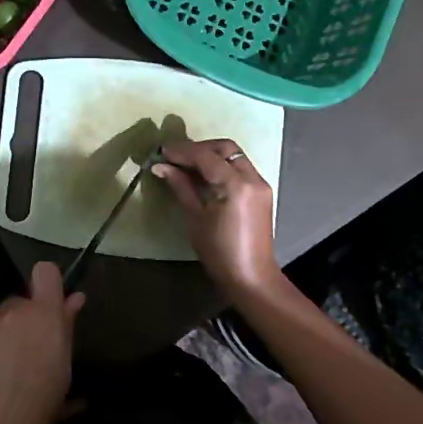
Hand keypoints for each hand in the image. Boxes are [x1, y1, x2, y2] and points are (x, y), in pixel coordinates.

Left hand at [0, 262, 84, 423]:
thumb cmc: (35, 414)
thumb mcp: (62, 375)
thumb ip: (66, 330)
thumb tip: (74, 300)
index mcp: (43, 319)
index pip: (45, 273)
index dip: (48, 285)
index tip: (51, 308)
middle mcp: (11, 314)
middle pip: (20, 304)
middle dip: (25, 322)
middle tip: (28, 357)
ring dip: (2, 337)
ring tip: (1, 374)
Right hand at [152, 138, 281, 295]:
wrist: (250, 276)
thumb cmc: (218, 251)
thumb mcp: (195, 218)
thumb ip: (181, 187)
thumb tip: (162, 167)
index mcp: (234, 185)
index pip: (206, 156)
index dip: (182, 151)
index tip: (161, 151)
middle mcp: (252, 178)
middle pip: (225, 148)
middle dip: (198, 147)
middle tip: (174, 155)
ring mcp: (260, 184)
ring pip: (234, 156)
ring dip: (210, 154)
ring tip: (185, 164)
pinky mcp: (260, 192)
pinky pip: (239, 168)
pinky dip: (220, 165)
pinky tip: (203, 175)